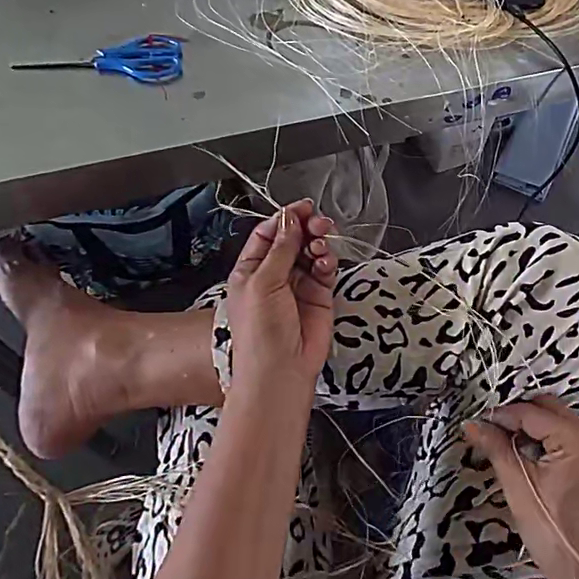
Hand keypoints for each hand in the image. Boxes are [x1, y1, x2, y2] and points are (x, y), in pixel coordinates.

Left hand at [226, 200, 337, 389]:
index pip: (268, 233)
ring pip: (311, 251)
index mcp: (250, 269)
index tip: (302, 207)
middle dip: (305, 227)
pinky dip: (327, 261)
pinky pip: (325, 269)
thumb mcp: (263, 282)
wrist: (281, 371)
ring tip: (322, 242)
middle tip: (318, 222)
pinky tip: (326, 261)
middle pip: (292, 239)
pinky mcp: (318, 296)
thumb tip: (289, 218)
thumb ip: (280, 248)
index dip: (284, 218)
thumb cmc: (260, 331)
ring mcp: (297, 285)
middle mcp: (273, 275)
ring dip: (318, 242)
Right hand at [465, 396, 578, 578]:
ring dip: (530, 427)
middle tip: (490, 431)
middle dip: (517, 415)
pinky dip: (544, 440)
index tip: (478, 424)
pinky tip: (526, 457)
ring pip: (556, 421)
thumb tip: (473, 424)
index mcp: (578, 441)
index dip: (501, 415)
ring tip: (504, 445)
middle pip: (548, 408)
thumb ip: (496, 447)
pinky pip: (566, 438)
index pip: (531, 412)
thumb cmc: (555, 533)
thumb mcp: (518, 486)